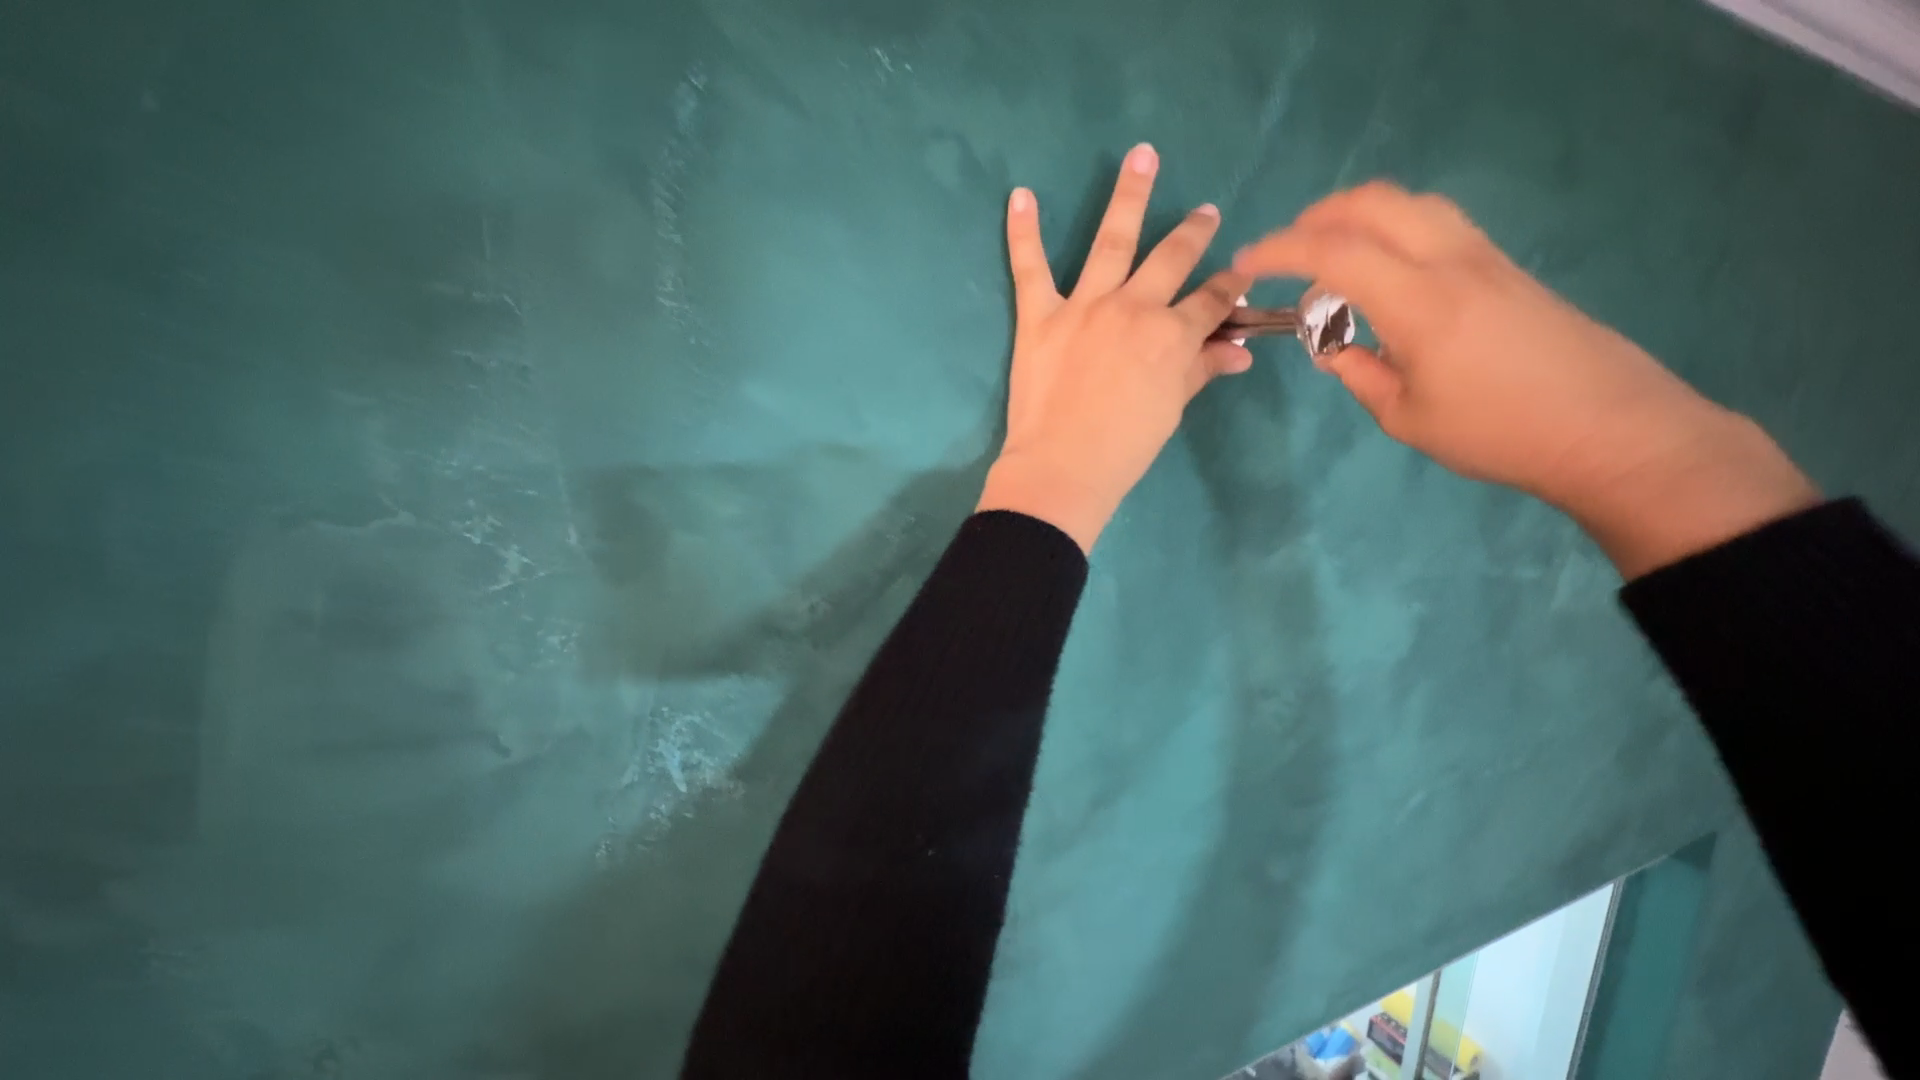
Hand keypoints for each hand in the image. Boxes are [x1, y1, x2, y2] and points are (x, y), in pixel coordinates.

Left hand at [977, 143, 1252, 552]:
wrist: (1062, 468)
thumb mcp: (1171, 408)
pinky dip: (1022, 232)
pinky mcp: (1039, 316)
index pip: (1210, 301)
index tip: (1240, 275)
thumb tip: (1240, 353)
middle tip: (1206, 211)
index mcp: (1172, 335)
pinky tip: (1020, 196)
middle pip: (1172, 258)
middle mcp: (1134, 307)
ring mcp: (1085, 306)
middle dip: (1194, 232)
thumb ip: (1201, 371)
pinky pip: (1030, 267)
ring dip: (1129, 195)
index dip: (1229, 288)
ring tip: (1142, 155)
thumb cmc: (1124, 448)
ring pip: (1112, 241)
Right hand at [1235, 182, 1816, 577]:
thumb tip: (1333, 347)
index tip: (1246, 264)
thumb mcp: (1405, 417)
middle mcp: (1452, 261)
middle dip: (1319, 217)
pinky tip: (1387, 275)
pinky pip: (1439, 226)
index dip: (1280, 251)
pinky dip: (1396, 231)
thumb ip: (1358, 372)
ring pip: (1413, 205)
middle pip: (1376, 203)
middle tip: (1289, 252)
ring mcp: (1486, 258)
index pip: (1335, 252)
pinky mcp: (1507, 268)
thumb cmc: (1498, 433)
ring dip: (1362, 217)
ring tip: (1334, 256)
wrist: (1610, 429)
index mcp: (1419, 301)